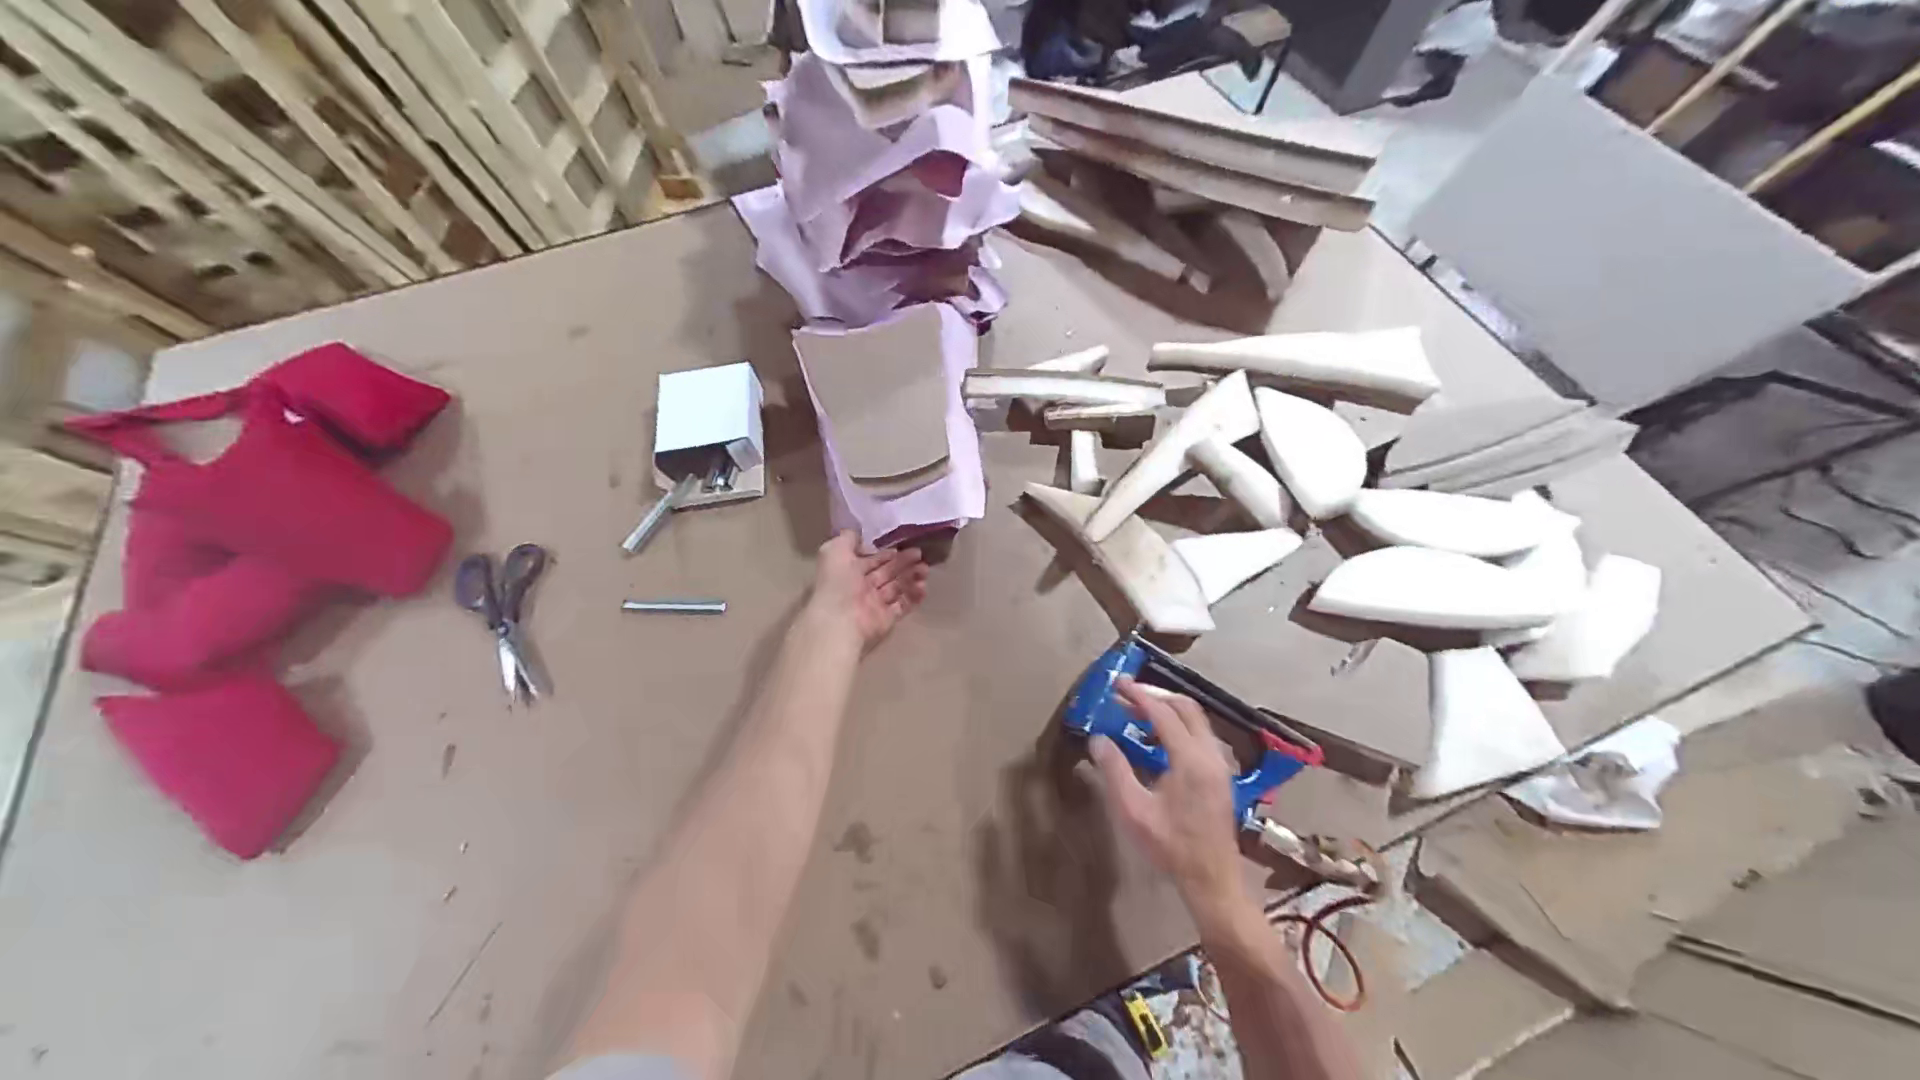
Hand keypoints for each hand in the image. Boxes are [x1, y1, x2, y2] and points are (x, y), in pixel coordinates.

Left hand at [803, 531, 928, 649]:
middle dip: (904, 562)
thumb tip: (859, 536)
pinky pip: (903, 606)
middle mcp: (862, 587)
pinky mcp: (886, 619)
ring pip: (897, 588)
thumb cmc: (838, 583)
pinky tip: (923, 587)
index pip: (872, 560)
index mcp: (849, 571)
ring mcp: (875, 604)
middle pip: (887, 572)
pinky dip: (914, 597)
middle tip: (920, 554)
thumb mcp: (835, 550)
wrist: (840, 619)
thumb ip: (847, 539)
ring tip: (925, 570)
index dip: (886, 553)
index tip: (903, 545)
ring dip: (912, 577)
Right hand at [1089, 680, 1248, 920]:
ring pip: (1197, 721)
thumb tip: (1098, 739)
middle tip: (1127, 694)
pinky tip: (1158, 740)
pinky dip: (1178, 726)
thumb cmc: (1171, 847)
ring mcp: (1220, 765)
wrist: (1212, 880)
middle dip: (1156, 696)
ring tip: (1138, 713)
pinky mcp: (1221, 776)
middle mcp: (1211, 755)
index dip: (1139, 696)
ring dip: (1168, 710)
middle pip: (1186, 708)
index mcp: (1191, 760)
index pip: (1164, 714)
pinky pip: (1200, 735)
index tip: (1117, 685)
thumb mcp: (1134, 810)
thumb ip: (1114, 771)